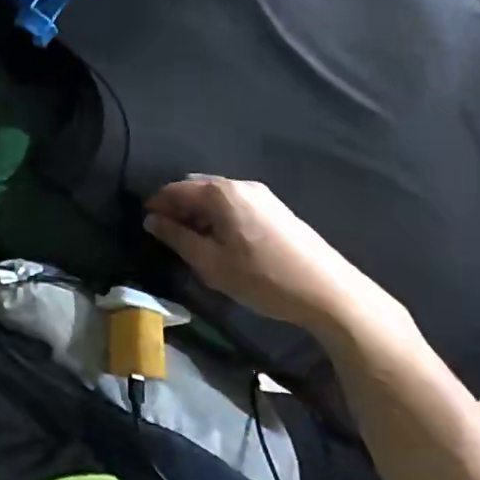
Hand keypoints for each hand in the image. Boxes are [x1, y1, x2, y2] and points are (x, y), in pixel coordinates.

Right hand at [143, 175, 407, 340]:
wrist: (332, 294)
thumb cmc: (263, 278)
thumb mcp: (211, 263)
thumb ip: (177, 238)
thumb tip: (152, 221)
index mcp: (221, 193)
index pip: (175, 189)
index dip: (157, 205)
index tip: (147, 226)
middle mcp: (241, 185)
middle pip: (196, 188)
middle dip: (178, 208)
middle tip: (169, 236)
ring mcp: (263, 195)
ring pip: (217, 197)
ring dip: (200, 214)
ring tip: (195, 243)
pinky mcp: (278, 210)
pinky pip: (236, 204)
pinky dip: (220, 217)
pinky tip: (224, 243)